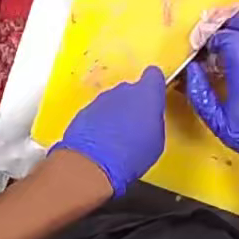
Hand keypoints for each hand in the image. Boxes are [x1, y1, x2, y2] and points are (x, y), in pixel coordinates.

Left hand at [54, 66, 166, 195]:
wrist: (93, 163)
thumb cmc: (133, 154)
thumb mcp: (156, 140)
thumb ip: (153, 121)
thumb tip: (147, 119)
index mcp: (146, 94)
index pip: (154, 75)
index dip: (154, 85)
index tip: (154, 96)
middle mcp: (122, 91)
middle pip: (130, 90)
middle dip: (132, 104)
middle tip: (134, 126)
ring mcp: (100, 100)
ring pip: (111, 102)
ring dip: (114, 115)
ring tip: (116, 139)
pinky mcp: (82, 112)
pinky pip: (95, 114)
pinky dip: (98, 124)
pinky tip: (100, 143)